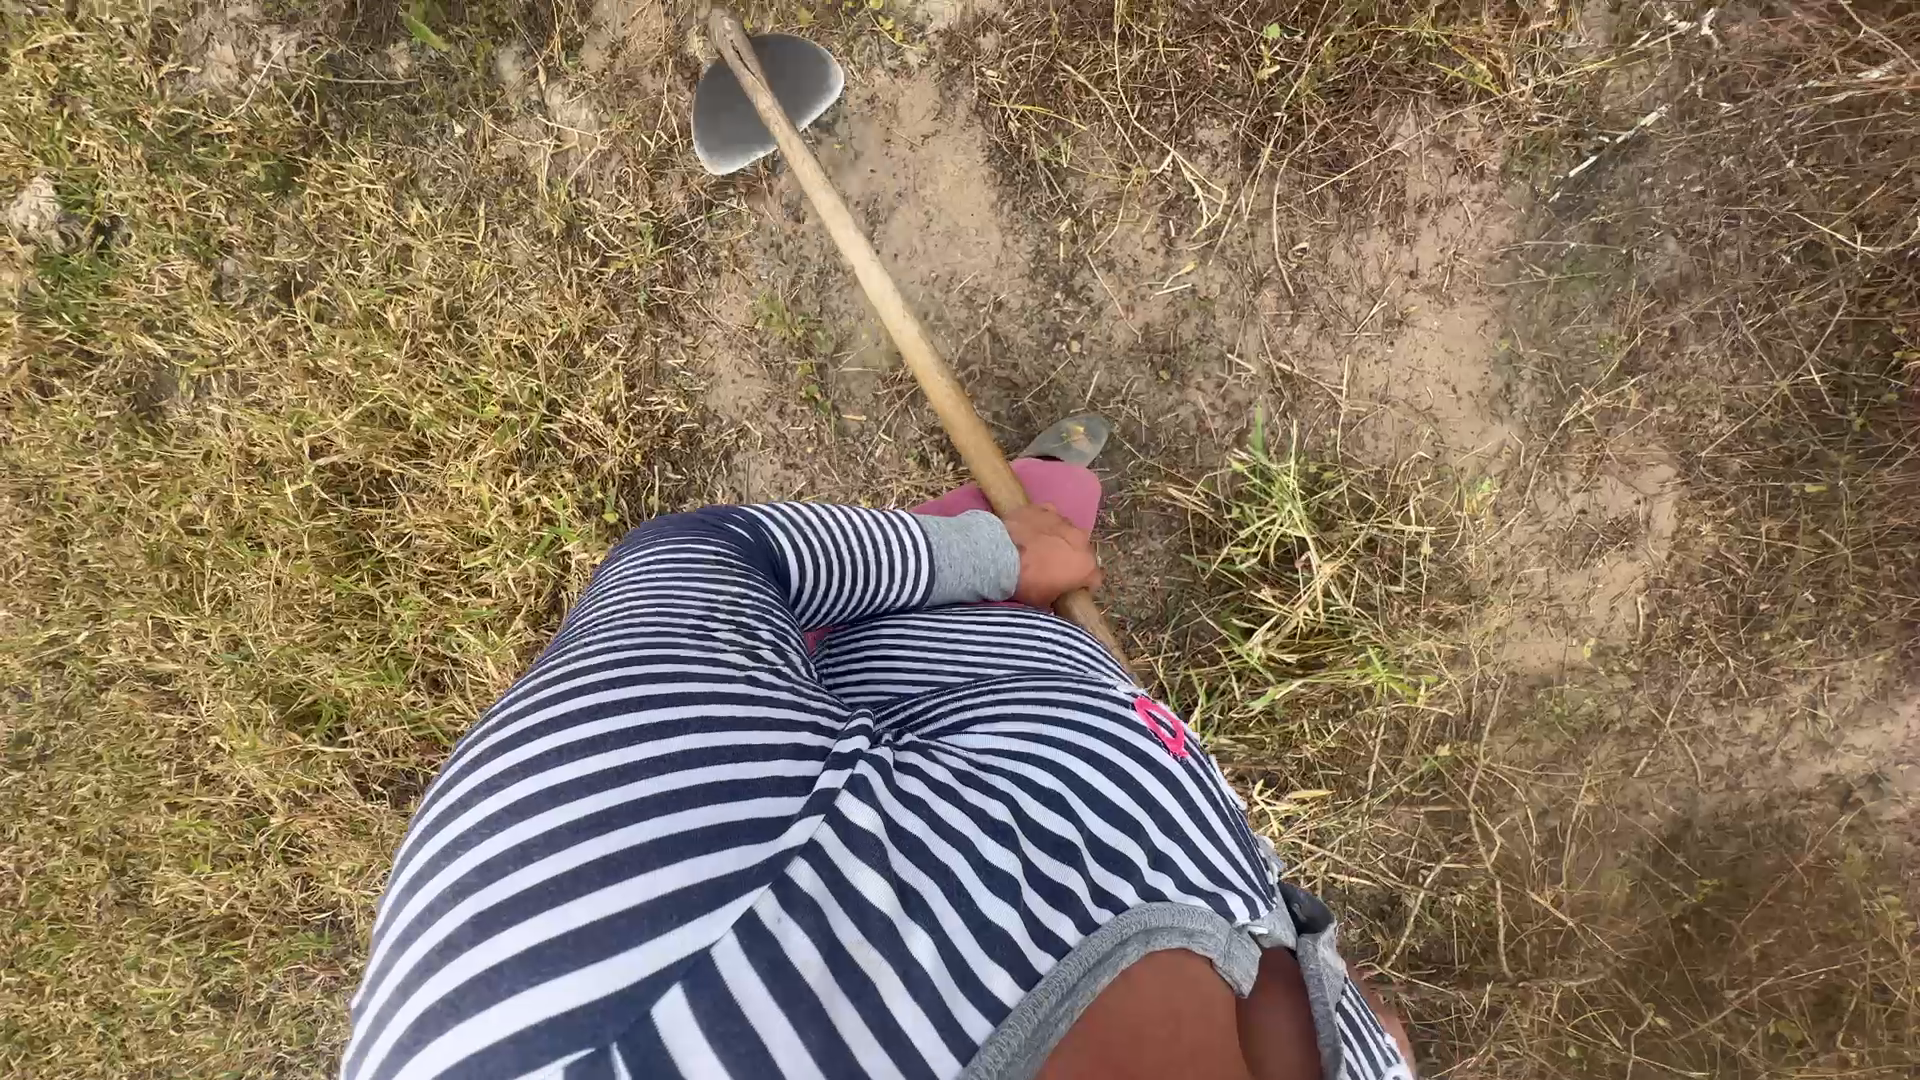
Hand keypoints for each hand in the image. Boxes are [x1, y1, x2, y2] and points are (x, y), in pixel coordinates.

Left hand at [1003, 503, 1102, 609]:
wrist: (998, 555)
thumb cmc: (1024, 582)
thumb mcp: (1043, 601)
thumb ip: (1057, 595)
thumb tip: (1055, 593)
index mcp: (1085, 565)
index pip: (1093, 579)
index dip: (1082, 586)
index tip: (1070, 590)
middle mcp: (1081, 539)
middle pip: (1082, 552)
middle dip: (1072, 560)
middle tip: (1052, 568)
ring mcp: (1062, 519)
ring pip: (1067, 532)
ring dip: (1058, 540)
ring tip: (1038, 548)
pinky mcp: (1043, 507)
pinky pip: (1049, 516)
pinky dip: (1043, 524)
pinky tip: (1029, 531)